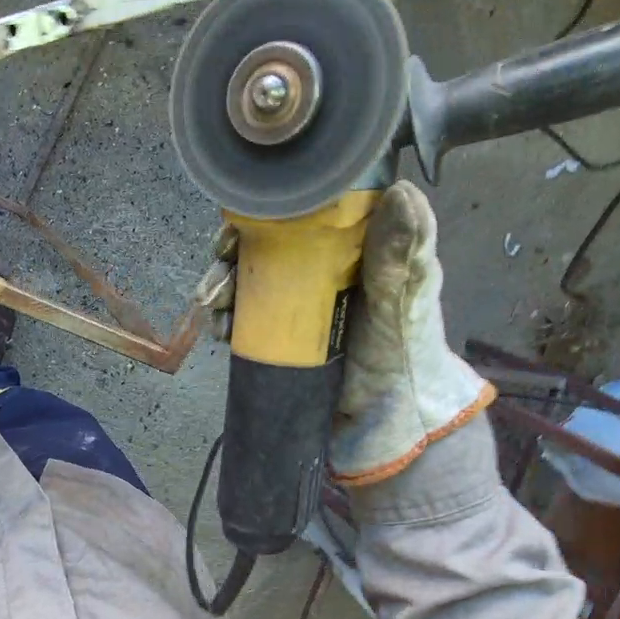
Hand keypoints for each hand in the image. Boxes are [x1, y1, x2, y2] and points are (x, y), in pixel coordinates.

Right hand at [193, 181, 492, 483]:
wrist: (387, 429)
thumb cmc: (405, 358)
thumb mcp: (406, 301)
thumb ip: (401, 252)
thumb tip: (400, 190)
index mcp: (351, 253)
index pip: (303, 216)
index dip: (271, 210)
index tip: (246, 216)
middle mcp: (318, 275)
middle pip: (264, 248)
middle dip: (234, 252)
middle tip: (221, 263)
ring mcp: (294, 310)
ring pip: (246, 283)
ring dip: (221, 286)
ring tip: (213, 302)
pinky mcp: (275, 343)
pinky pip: (240, 322)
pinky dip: (222, 320)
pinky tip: (218, 329)